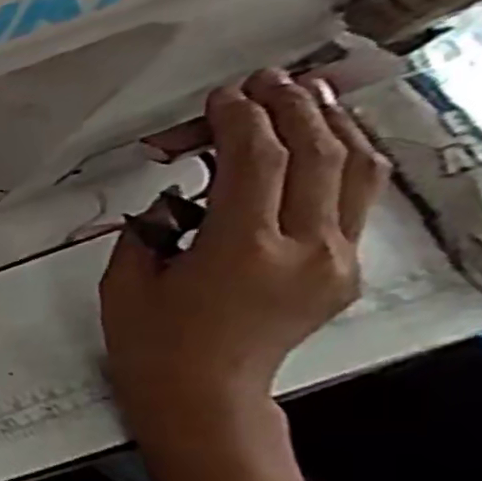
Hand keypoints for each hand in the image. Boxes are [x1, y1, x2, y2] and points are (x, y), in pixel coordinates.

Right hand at [100, 69, 390, 437]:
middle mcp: (304, 250)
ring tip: (304, 97)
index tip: (222, 97)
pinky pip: (355, 200)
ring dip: (331, 125)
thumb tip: (172, 201)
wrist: (201, 396)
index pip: (255, 160)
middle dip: (290, 108)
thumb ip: (147, 232)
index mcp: (242, 252)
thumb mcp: (126, 284)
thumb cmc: (152, 347)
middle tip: (264, 83)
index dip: (239, 119)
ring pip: (354, 169)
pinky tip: (324, 144)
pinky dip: (343, 161)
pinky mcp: (342, 272)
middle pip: (316, 153)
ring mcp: (334, 261)